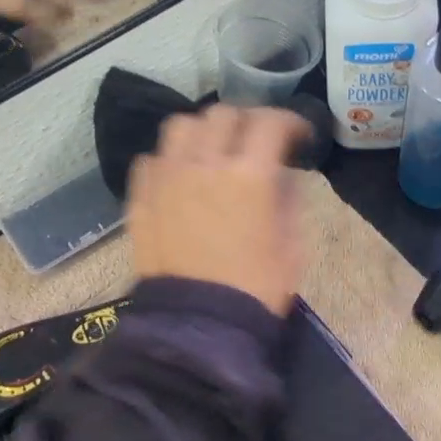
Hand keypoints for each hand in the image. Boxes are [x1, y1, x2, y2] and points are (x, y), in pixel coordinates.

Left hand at [127, 106, 311, 316]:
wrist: (200, 327)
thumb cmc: (256, 289)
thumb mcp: (293, 245)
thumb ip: (289, 199)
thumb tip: (283, 177)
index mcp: (250, 175)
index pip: (271, 122)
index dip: (290, 120)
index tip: (299, 136)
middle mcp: (205, 164)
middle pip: (225, 114)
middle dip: (248, 121)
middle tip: (257, 141)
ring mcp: (167, 178)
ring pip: (182, 125)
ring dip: (204, 131)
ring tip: (215, 149)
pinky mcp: (141, 197)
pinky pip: (153, 158)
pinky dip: (172, 158)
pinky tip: (183, 176)